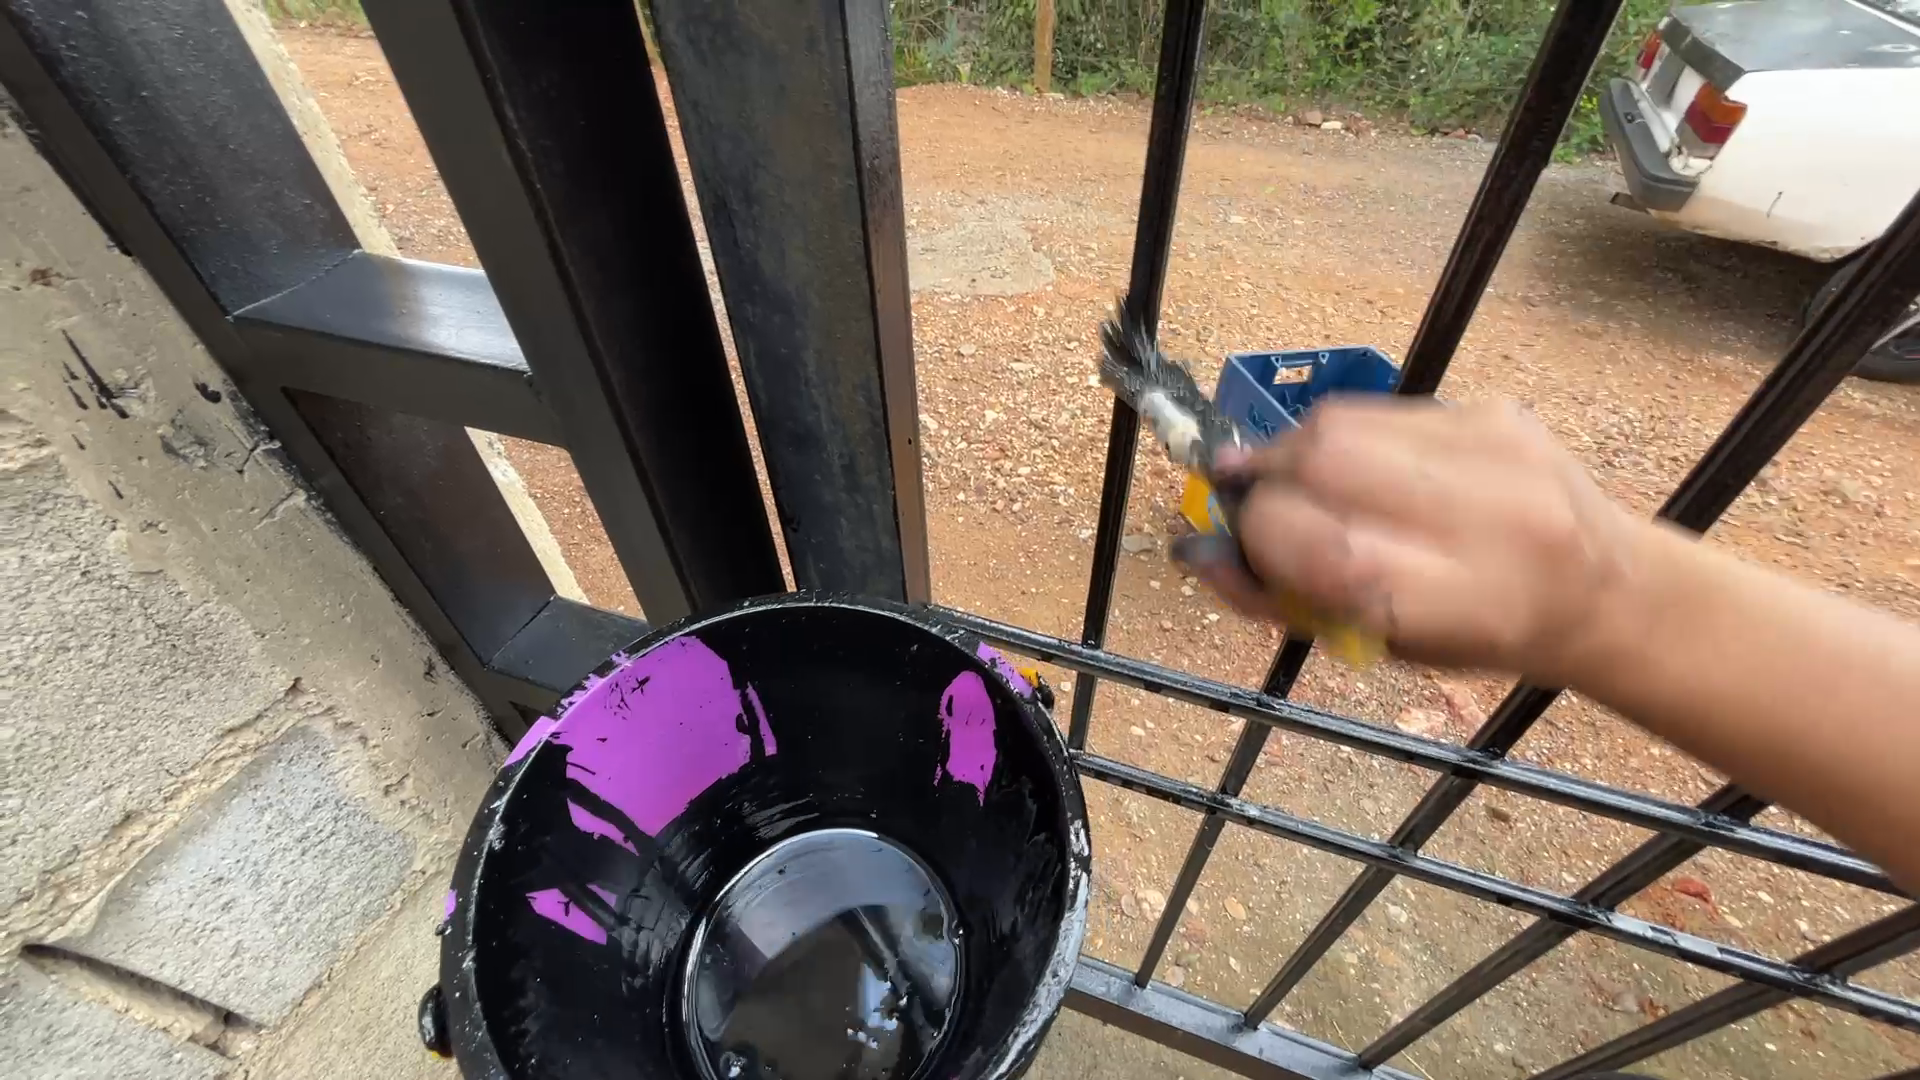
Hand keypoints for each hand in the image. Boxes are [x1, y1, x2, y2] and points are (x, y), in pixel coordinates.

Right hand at [1172, 398, 1645, 683]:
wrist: (1601, 588)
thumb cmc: (1472, 636)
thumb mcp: (1374, 646)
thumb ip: (1274, 601)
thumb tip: (1194, 552)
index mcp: (1454, 599)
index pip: (1324, 546)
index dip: (1260, 534)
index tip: (1244, 541)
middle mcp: (1485, 517)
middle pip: (1322, 461)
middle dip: (1261, 477)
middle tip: (1251, 495)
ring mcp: (1494, 450)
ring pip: (1336, 423)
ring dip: (1286, 449)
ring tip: (1287, 475)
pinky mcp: (1494, 410)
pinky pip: (1372, 410)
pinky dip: (1333, 435)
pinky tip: (1347, 461)